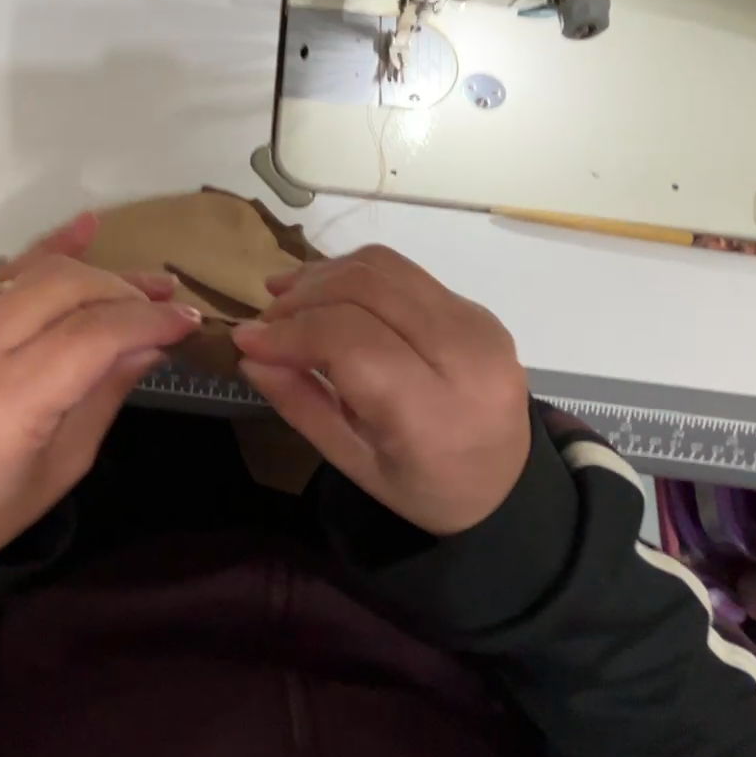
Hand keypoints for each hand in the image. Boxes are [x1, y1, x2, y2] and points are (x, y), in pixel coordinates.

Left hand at [0, 214, 203, 561]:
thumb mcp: (68, 462)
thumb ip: (108, 390)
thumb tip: (154, 339)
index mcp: (6, 406)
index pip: (90, 336)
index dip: (145, 320)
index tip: (186, 320)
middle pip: (63, 289)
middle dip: (124, 291)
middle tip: (163, 305)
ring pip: (34, 272)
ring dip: (95, 271)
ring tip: (143, 281)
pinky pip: (0, 275)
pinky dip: (46, 251)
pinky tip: (86, 228)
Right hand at [231, 246, 530, 535]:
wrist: (509, 485)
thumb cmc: (425, 488)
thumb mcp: (354, 463)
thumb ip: (300, 404)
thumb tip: (249, 354)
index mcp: (435, 414)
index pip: (351, 342)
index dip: (291, 332)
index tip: (246, 339)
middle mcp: (466, 355)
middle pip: (365, 290)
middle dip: (301, 298)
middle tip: (265, 322)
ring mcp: (476, 323)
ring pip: (382, 268)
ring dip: (323, 275)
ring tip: (284, 298)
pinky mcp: (475, 308)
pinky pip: (401, 272)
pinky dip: (351, 275)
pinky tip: (323, 293)